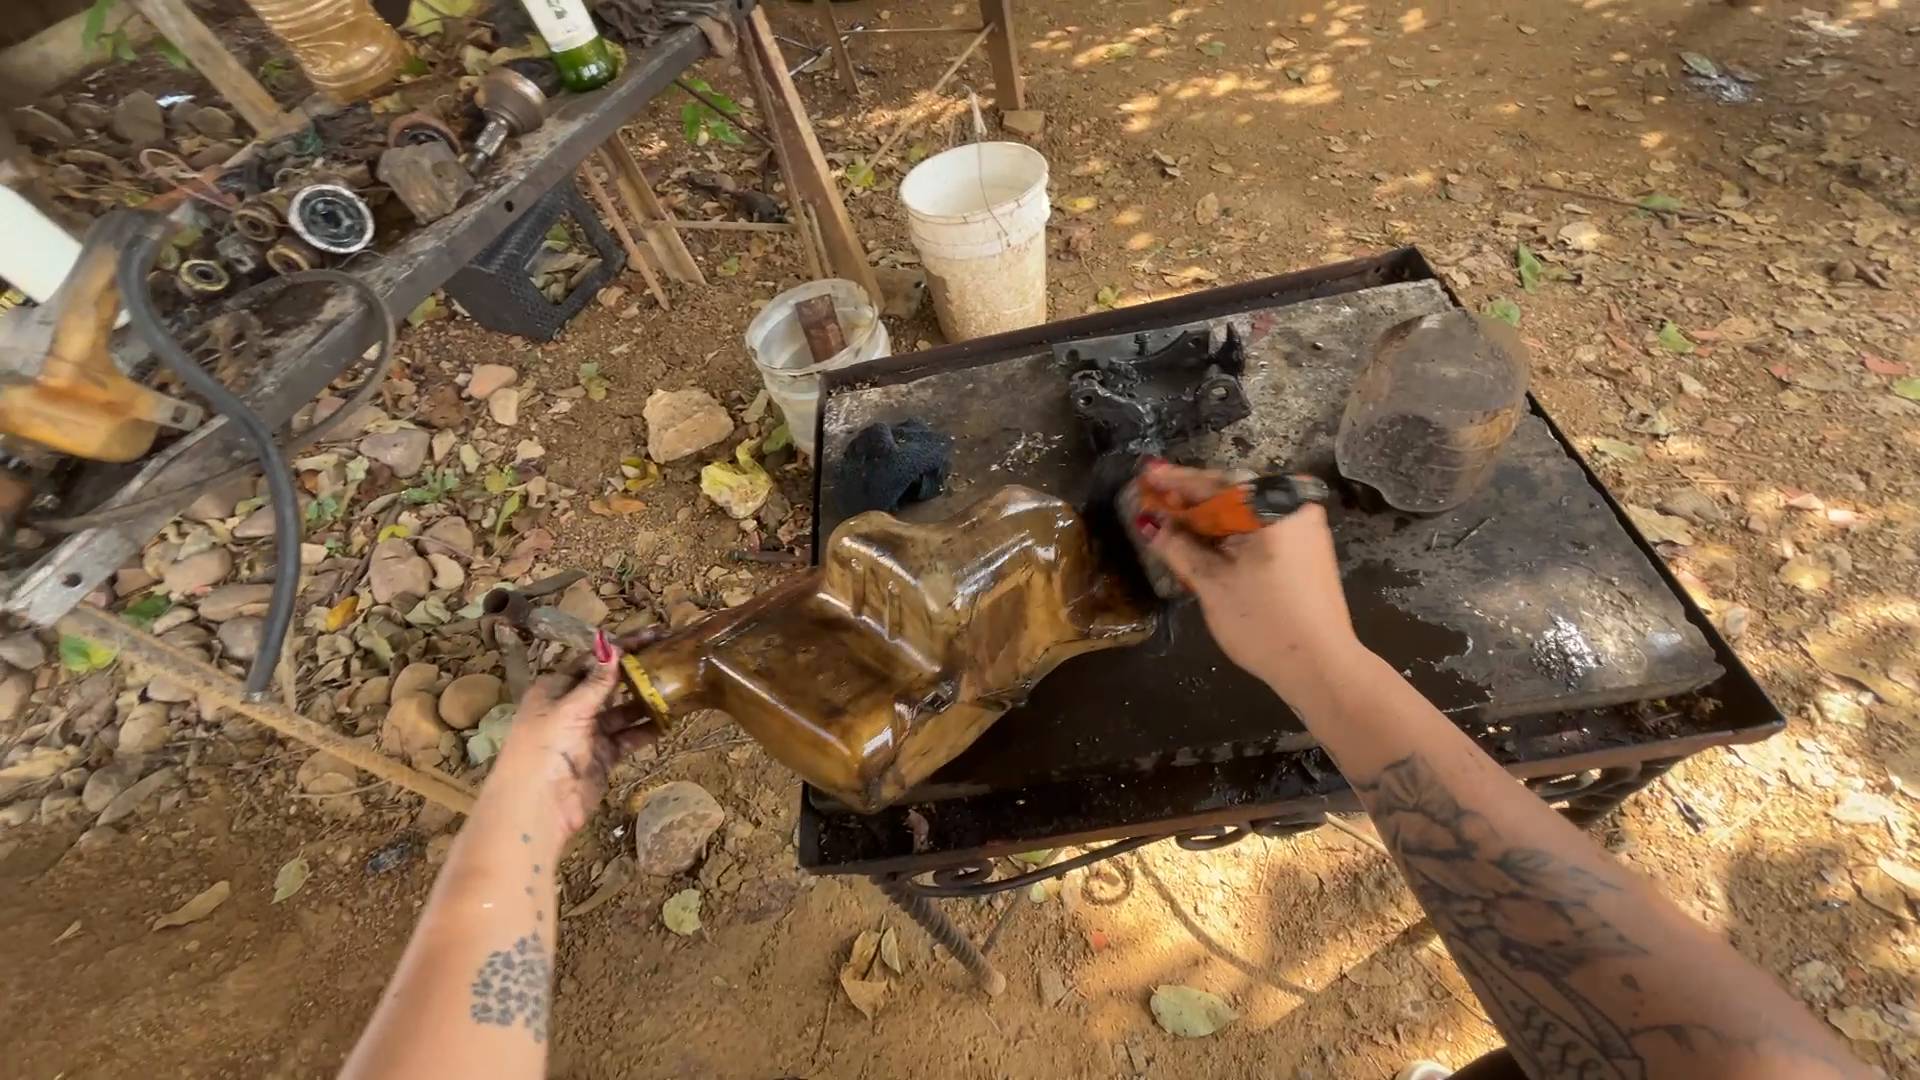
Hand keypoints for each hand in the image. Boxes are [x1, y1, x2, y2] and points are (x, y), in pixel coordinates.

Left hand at [489, 646, 658, 840]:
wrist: (537, 808)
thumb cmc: (545, 750)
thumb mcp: (569, 710)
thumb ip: (596, 682)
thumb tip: (614, 648)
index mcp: (555, 690)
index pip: (593, 660)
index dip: (622, 646)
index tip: (653, 634)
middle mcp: (572, 707)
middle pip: (610, 683)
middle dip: (638, 671)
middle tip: (671, 655)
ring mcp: (589, 733)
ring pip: (623, 710)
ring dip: (647, 701)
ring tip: (677, 687)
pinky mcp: (603, 756)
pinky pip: (629, 737)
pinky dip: (647, 730)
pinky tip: (668, 721)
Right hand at [1139, 463, 1364, 706]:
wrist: (1319, 667)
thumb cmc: (1264, 622)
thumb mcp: (1211, 582)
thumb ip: (1178, 547)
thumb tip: (1150, 525)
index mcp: (1276, 508)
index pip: (1217, 483)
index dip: (1176, 481)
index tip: (1147, 474)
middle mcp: (1295, 510)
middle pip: (1233, 495)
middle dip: (1191, 500)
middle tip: (1155, 499)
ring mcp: (1304, 531)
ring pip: (1244, 514)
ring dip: (1208, 520)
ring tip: (1172, 522)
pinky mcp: (1305, 552)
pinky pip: (1258, 531)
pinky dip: (1228, 535)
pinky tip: (1203, 542)